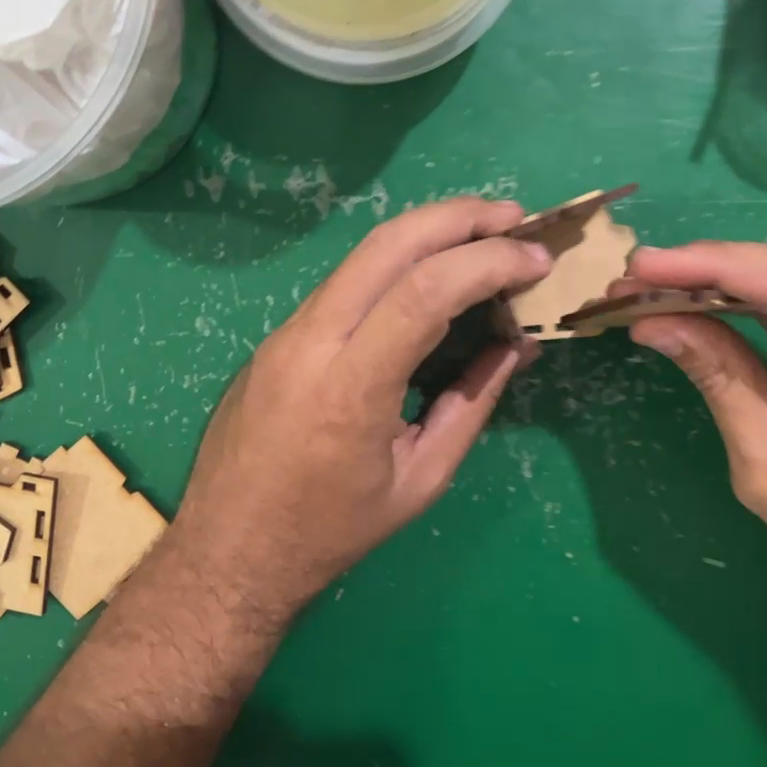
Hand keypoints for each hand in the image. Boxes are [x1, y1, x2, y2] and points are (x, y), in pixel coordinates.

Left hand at [170, 198, 550, 619]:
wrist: (229, 549)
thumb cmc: (331, 530)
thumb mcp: (420, 480)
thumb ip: (471, 405)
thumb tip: (515, 346)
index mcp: (350, 389)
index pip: (423, 292)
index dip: (488, 263)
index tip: (537, 261)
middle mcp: (310, 343)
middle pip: (387, 245)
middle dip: (458, 217)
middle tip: (514, 218)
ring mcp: (285, 333)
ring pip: (361, 256)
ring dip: (427, 232)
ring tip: (482, 235)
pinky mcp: (277, 336)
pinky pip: (344, 284)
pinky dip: (395, 264)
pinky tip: (428, 275)